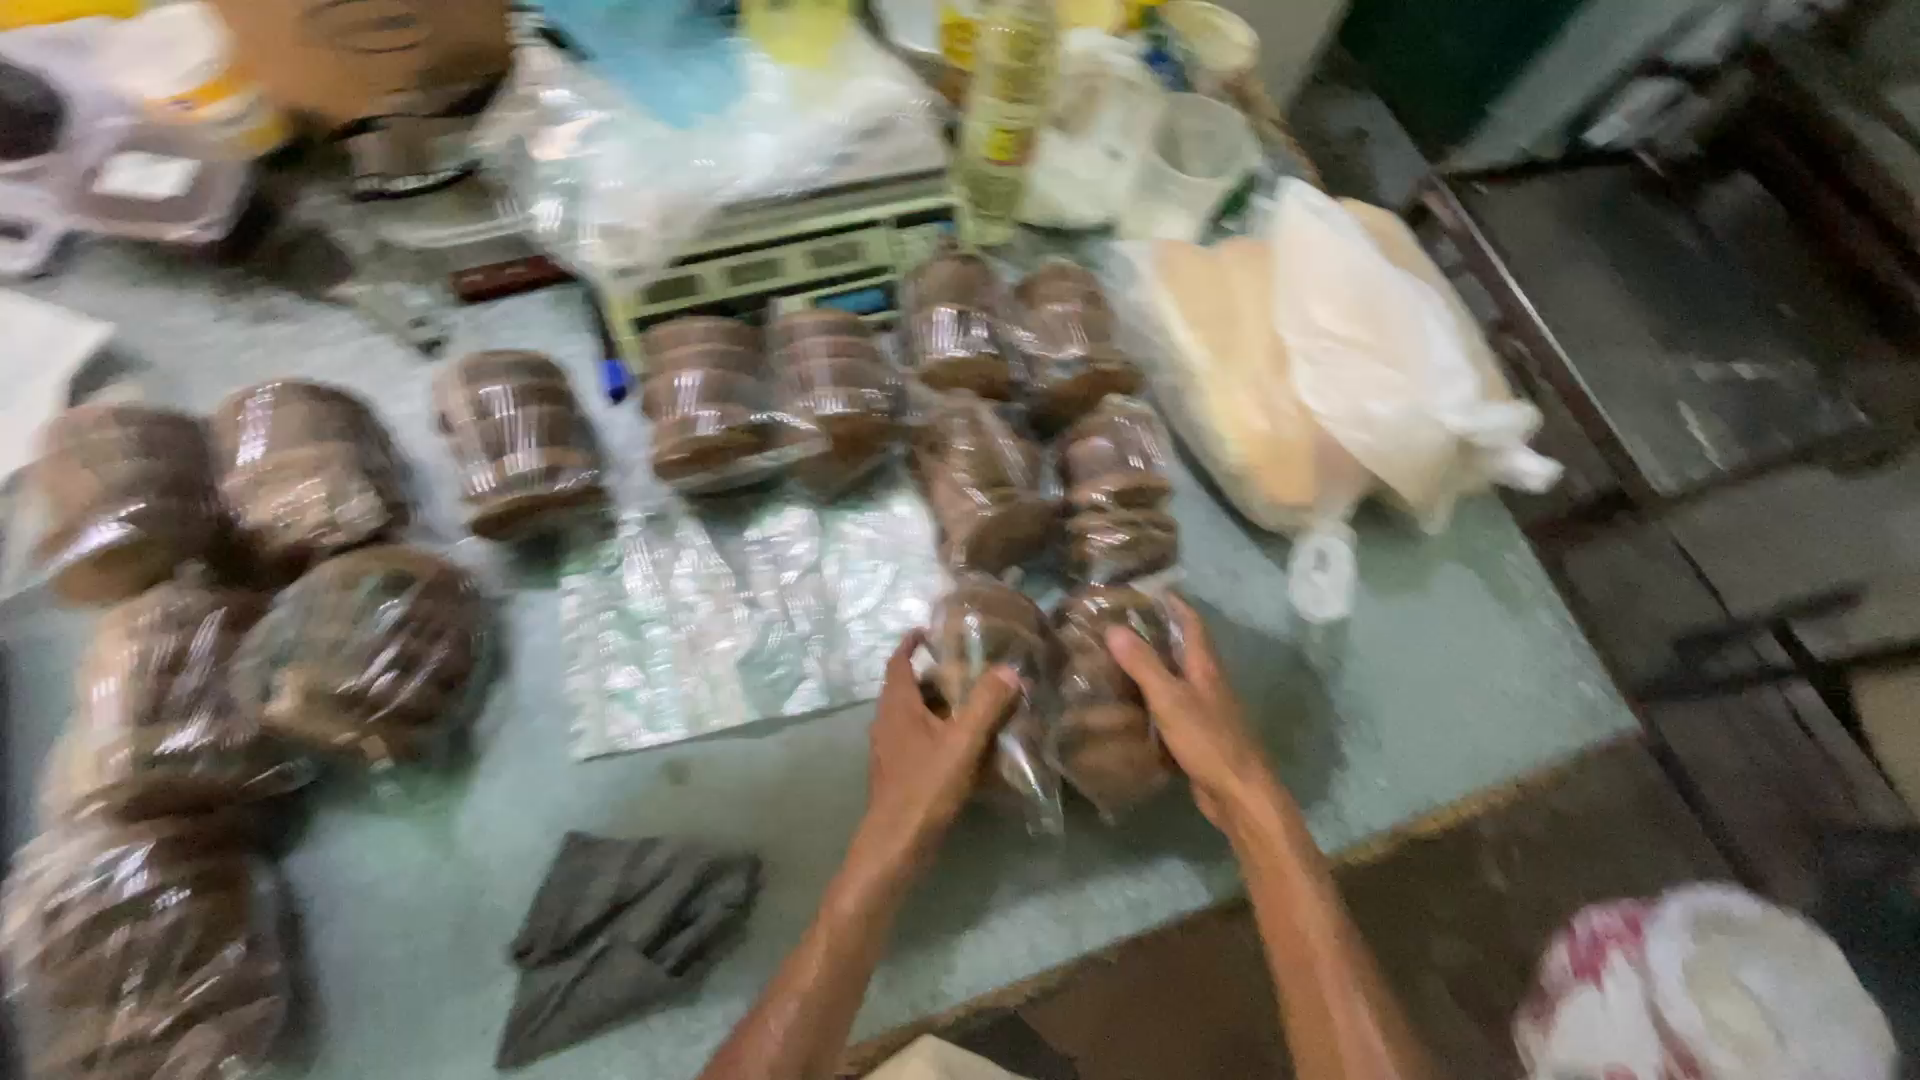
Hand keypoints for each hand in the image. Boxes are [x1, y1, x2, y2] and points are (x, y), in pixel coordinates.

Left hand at [852, 630, 1021, 875]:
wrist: (896, 844)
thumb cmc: (925, 787)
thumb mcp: (962, 742)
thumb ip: (985, 704)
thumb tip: (1009, 670)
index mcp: (896, 706)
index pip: (898, 662)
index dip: (910, 643)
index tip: (928, 630)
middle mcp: (887, 722)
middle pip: (908, 688)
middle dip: (935, 676)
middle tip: (969, 670)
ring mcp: (889, 750)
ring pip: (913, 716)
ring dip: (938, 706)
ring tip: (974, 704)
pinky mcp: (897, 773)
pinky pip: (917, 740)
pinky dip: (938, 732)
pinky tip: (965, 747)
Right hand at [1106, 593, 1281, 830]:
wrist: (1239, 793)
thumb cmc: (1207, 740)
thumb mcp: (1170, 698)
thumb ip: (1143, 664)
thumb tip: (1114, 627)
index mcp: (1205, 667)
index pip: (1191, 623)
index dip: (1173, 603)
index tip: (1148, 589)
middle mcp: (1208, 682)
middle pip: (1184, 648)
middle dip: (1157, 633)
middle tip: (1121, 624)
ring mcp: (1205, 710)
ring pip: (1177, 678)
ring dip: (1153, 666)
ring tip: (1118, 659)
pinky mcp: (1198, 735)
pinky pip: (1172, 707)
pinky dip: (1152, 699)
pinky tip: (1131, 705)